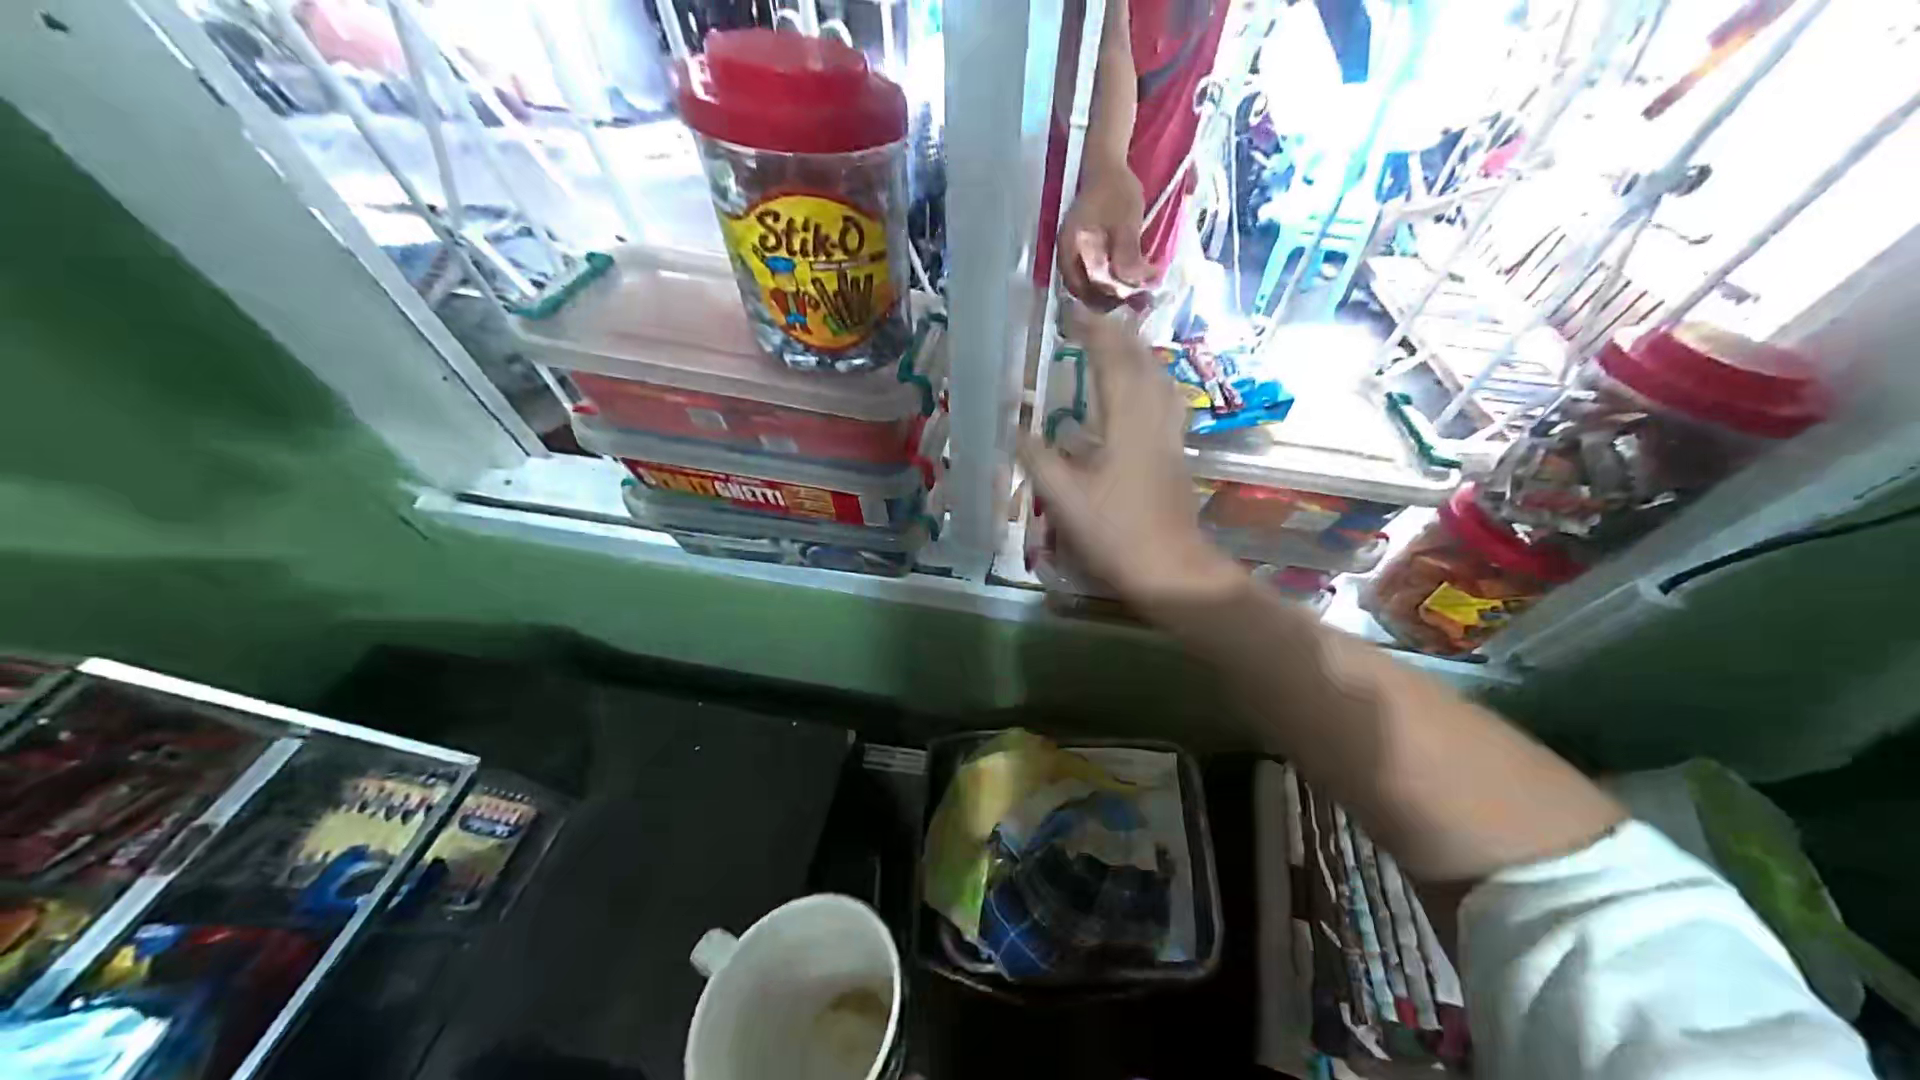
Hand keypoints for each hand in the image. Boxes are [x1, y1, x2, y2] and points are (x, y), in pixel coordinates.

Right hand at [1021, 309, 1245, 609]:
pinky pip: (1165, 401)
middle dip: (1117, 334)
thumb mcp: (1064, 499)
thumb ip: (1037, 459)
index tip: (1071, 310)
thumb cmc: (1116, 533)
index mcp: (1125, 422)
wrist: (1172, 569)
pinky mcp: (1175, 454)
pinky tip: (1137, 393)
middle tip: (1091, 320)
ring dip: (1138, 354)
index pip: (1111, 361)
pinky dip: (1149, 381)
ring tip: (1116, 344)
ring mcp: (1169, 436)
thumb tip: (1015, 428)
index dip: (1092, 331)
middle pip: (1142, 361)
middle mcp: (1153, 419)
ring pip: (1160, 379)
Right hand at [1056, 165, 1151, 310]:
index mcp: (1071, 248)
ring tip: (1131, 296)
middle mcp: (1066, 257)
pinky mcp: (1079, 255)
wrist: (1107, 167)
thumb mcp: (1126, 222)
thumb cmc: (1116, 191)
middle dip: (1108, 299)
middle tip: (1134, 301)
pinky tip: (1122, 284)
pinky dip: (1105, 285)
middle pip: (1083, 291)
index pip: (1086, 286)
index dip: (1109, 295)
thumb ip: (1127, 254)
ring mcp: (1071, 257)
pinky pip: (1089, 279)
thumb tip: (1131, 284)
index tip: (1133, 295)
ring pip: (1086, 288)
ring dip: (1107, 295)